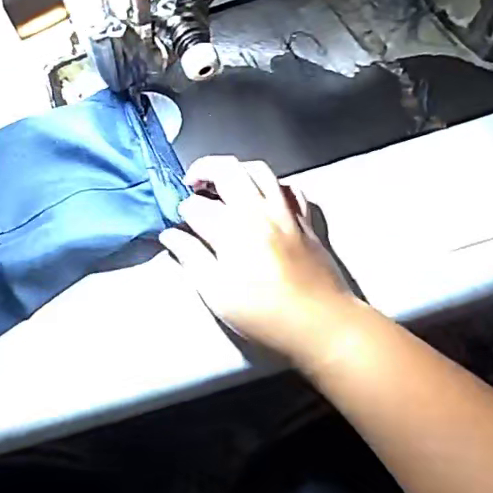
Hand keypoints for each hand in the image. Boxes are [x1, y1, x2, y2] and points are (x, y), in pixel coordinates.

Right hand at [159, 156, 368, 363]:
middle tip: (192, 182)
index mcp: (231, 228)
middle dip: (203, 170)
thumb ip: (191, 257)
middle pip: (227, 170)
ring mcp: (285, 212)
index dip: (182, 211)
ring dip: (236, 170)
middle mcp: (258, 210)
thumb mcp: (216, 292)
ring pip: (259, 170)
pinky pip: (288, 188)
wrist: (320, 322)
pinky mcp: (305, 220)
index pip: (196, 205)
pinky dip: (271, 185)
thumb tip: (171, 236)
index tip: (179, 223)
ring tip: (224, 184)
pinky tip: (264, 199)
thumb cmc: (263, 313)